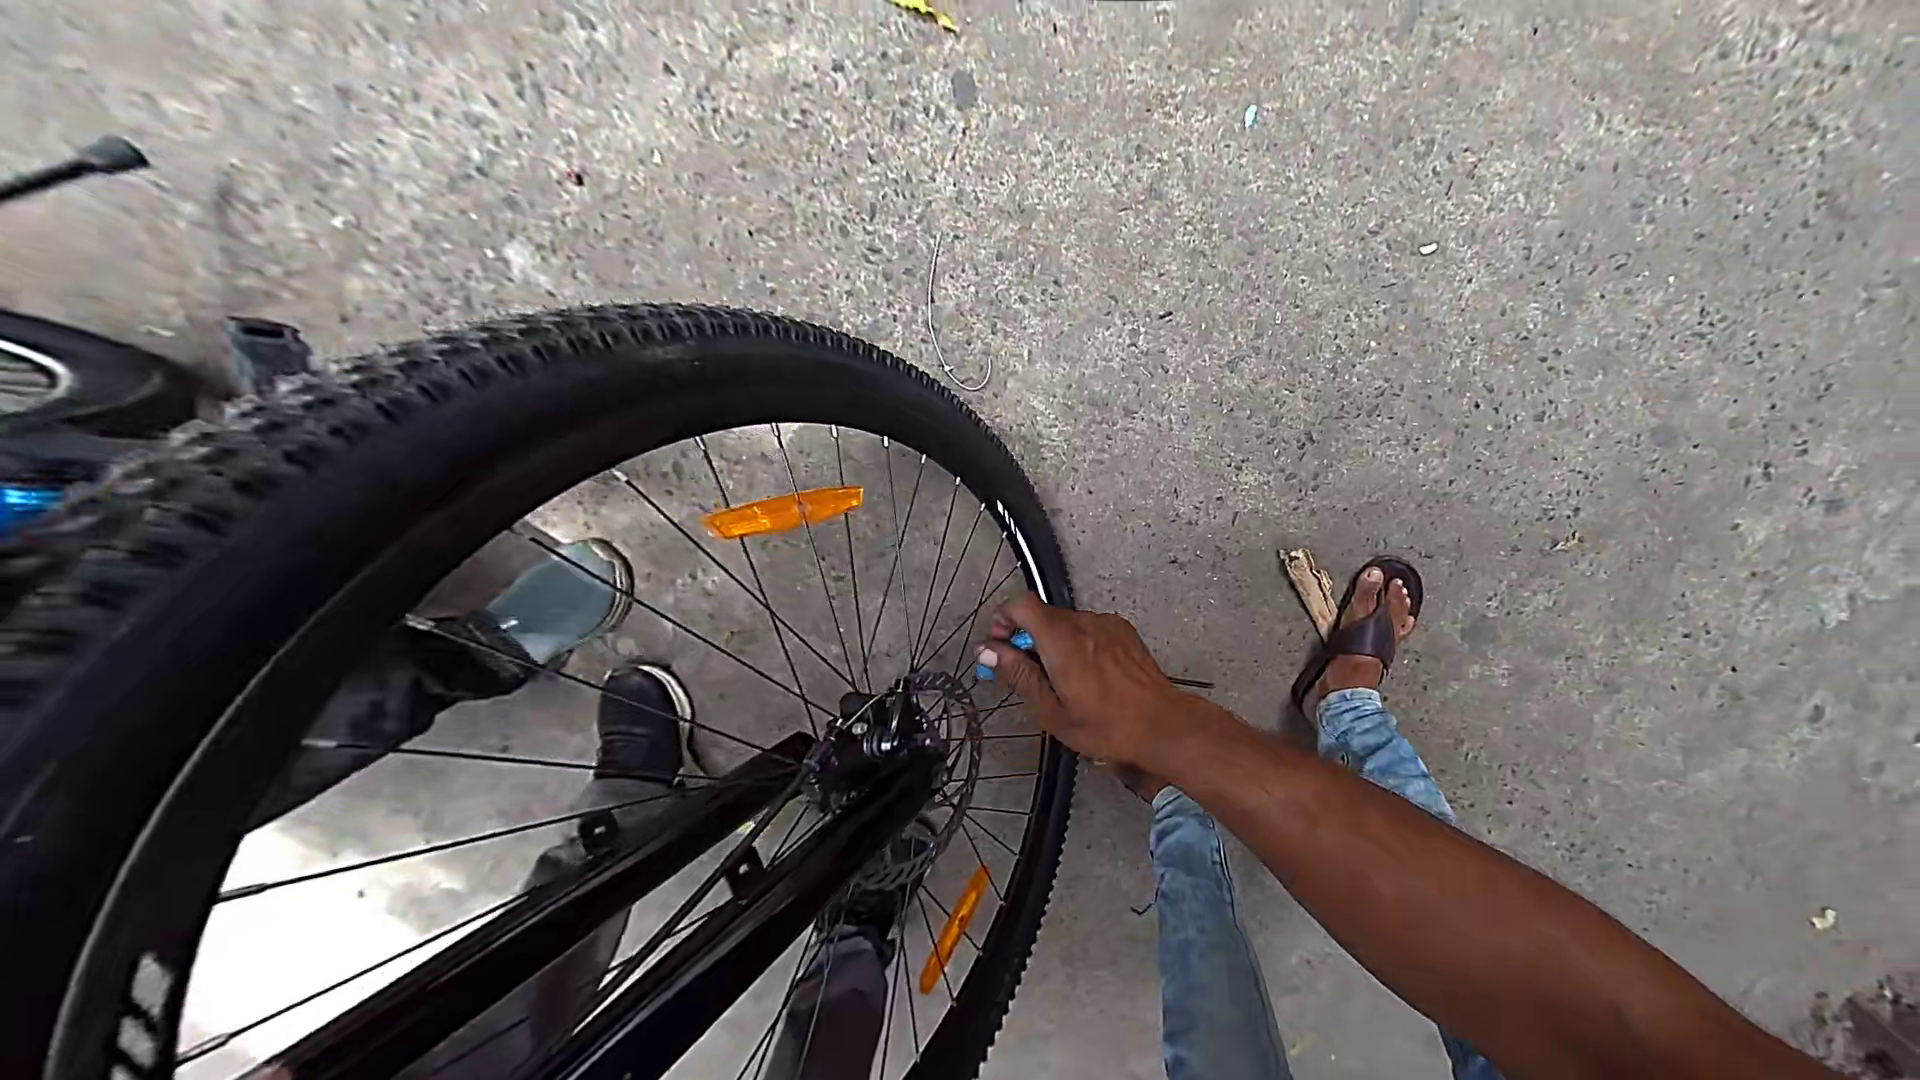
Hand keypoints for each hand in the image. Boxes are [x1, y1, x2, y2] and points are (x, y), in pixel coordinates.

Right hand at [975, 594, 1194, 766]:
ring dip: (1053, 642)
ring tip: (1062, 679)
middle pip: (1040, 614)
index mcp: (1061, 641)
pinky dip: (1078, 643)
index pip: (1020, 605)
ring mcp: (1104, 624)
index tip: (1001, 643)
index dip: (1004, 619)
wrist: (1160, 724)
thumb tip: (989, 651)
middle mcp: (1083, 624)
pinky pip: (1087, 627)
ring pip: (1064, 622)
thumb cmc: (1109, 725)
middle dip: (1027, 638)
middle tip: (1028, 671)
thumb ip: (1017, 674)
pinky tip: (1087, 674)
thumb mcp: (1051, 710)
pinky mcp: (1120, 629)